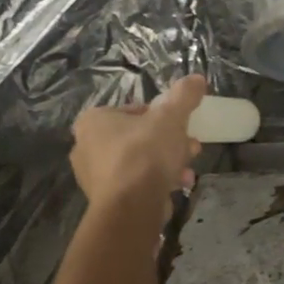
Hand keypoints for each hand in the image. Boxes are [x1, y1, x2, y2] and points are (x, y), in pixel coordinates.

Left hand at [70, 74, 205, 222]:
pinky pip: (134, 183)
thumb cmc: (146, 153)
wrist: (131, 205)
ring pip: (139, 161)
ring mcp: (93, 175)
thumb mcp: (172, 117)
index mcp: (94, 121)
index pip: (133, 110)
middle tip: (189, 147)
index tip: (180, 125)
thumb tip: (197, 78)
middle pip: (138, 137)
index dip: (161, 116)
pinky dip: (156, 182)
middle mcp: (86, 146)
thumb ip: (184, 95)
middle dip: (168, 142)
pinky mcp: (104, 198)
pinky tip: (178, 185)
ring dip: (166, 163)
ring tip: (187, 170)